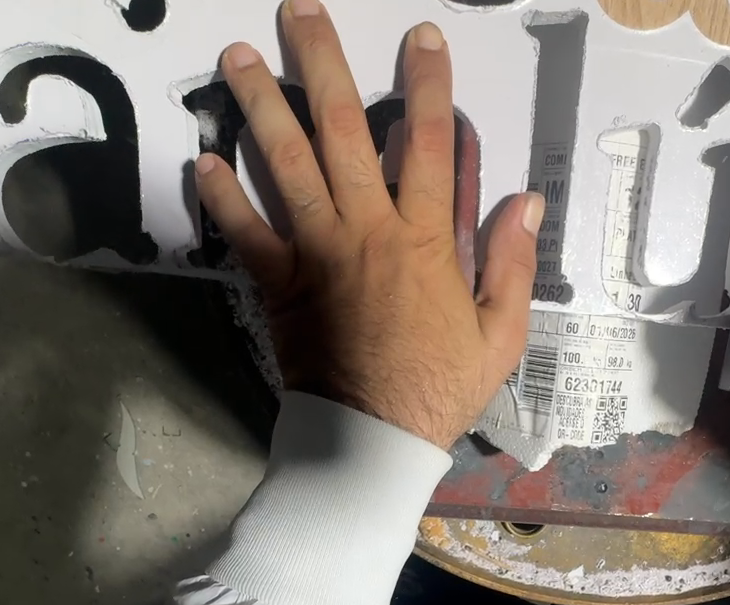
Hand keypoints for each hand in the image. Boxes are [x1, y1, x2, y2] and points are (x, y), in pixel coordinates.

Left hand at [195, 2, 543, 447]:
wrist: (376, 436)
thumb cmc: (441, 387)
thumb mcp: (501, 335)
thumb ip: (512, 265)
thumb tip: (525, 201)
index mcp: (425, 240)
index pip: (429, 146)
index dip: (428, 86)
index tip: (421, 37)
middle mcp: (366, 230)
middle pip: (343, 132)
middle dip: (323, 64)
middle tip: (298, 10)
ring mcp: (317, 254)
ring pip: (286, 166)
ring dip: (260, 106)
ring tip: (235, 57)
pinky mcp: (280, 284)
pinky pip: (247, 233)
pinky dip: (223, 197)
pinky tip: (203, 160)